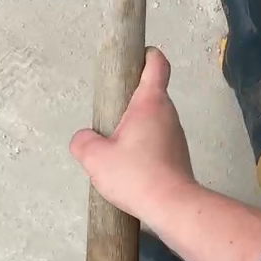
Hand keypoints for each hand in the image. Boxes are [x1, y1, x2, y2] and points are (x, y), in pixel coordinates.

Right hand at [69, 48, 196, 220]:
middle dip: (131, 99)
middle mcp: (168, 113)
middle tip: (111, 112)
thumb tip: (82, 139)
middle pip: (152, 93)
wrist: (172, 206)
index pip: (157, 64)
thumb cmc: (137, 175)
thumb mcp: (96, 158)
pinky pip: (159, 140)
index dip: (148, 54)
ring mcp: (175, 134)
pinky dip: (144, 146)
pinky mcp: (178, 154)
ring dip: (137, 126)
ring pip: (155, 119)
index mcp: (150, 102)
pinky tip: (130, 166)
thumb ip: (83, 143)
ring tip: (116, 146)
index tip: (137, 54)